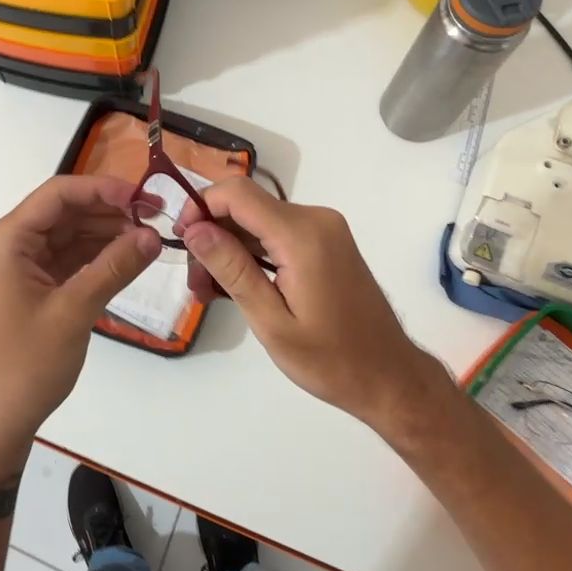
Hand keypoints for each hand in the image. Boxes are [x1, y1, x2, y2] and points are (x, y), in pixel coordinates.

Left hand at [0, 176, 159, 464]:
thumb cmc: (26, 364)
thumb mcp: (74, 311)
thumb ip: (114, 268)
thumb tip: (153, 235)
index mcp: (8, 240)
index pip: (59, 194)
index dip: (104, 189)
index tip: (146, 198)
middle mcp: (11, 244)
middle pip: (65, 211)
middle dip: (110, 210)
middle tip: (157, 217)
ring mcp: (22, 266)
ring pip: (70, 233)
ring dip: (107, 232)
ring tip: (150, 238)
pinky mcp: (34, 287)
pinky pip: (69, 258)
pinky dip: (98, 256)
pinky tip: (129, 257)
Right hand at [181, 177, 444, 432]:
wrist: (389, 377)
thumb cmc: (330, 360)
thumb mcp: (271, 321)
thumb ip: (232, 269)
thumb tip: (194, 229)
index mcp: (302, 235)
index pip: (237, 193)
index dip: (201, 206)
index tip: (182, 242)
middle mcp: (315, 219)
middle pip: (245, 206)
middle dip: (212, 236)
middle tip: (196, 286)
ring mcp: (325, 228)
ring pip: (258, 220)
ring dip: (230, 249)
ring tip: (212, 293)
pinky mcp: (327, 241)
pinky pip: (277, 233)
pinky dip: (253, 253)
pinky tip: (241, 286)